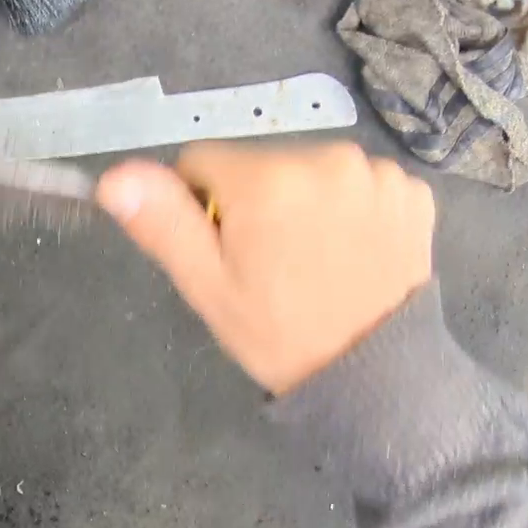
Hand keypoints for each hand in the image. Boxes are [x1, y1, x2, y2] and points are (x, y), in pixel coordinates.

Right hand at [96, 141, 434, 395]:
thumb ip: (162, 223)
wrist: (369, 371)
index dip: (198, 207)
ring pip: (307, 171)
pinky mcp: (413, 189)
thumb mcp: (205, 286)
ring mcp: (377, 171)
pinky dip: (346, 210)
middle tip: (263, 265)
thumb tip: (114, 177)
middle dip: (251, 205)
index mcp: (266, 179)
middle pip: (257, 165)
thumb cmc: (274, 332)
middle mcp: (326, 156)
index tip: (220, 251)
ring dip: (299, 204)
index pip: (200, 162)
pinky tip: (346, 252)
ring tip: (307, 261)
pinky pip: (356, 183)